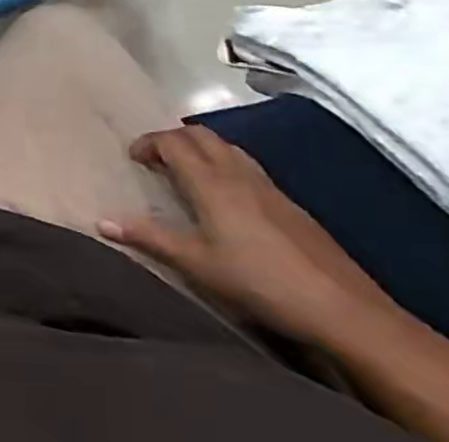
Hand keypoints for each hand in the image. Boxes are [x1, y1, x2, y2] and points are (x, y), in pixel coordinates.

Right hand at [100, 125, 396, 343]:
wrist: (348, 312)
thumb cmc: (260, 282)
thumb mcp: (196, 264)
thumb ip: (149, 238)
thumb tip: (101, 222)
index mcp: (212, 184)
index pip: (173, 141)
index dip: (148, 143)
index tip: (134, 159)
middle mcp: (239, 175)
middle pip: (202, 135)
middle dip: (173, 138)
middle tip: (157, 160)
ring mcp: (271, 188)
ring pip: (229, 148)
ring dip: (202, 149)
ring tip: (187, 172)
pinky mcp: (292, 205)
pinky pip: (249, 167)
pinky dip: (226, 166)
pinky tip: (226, 197)